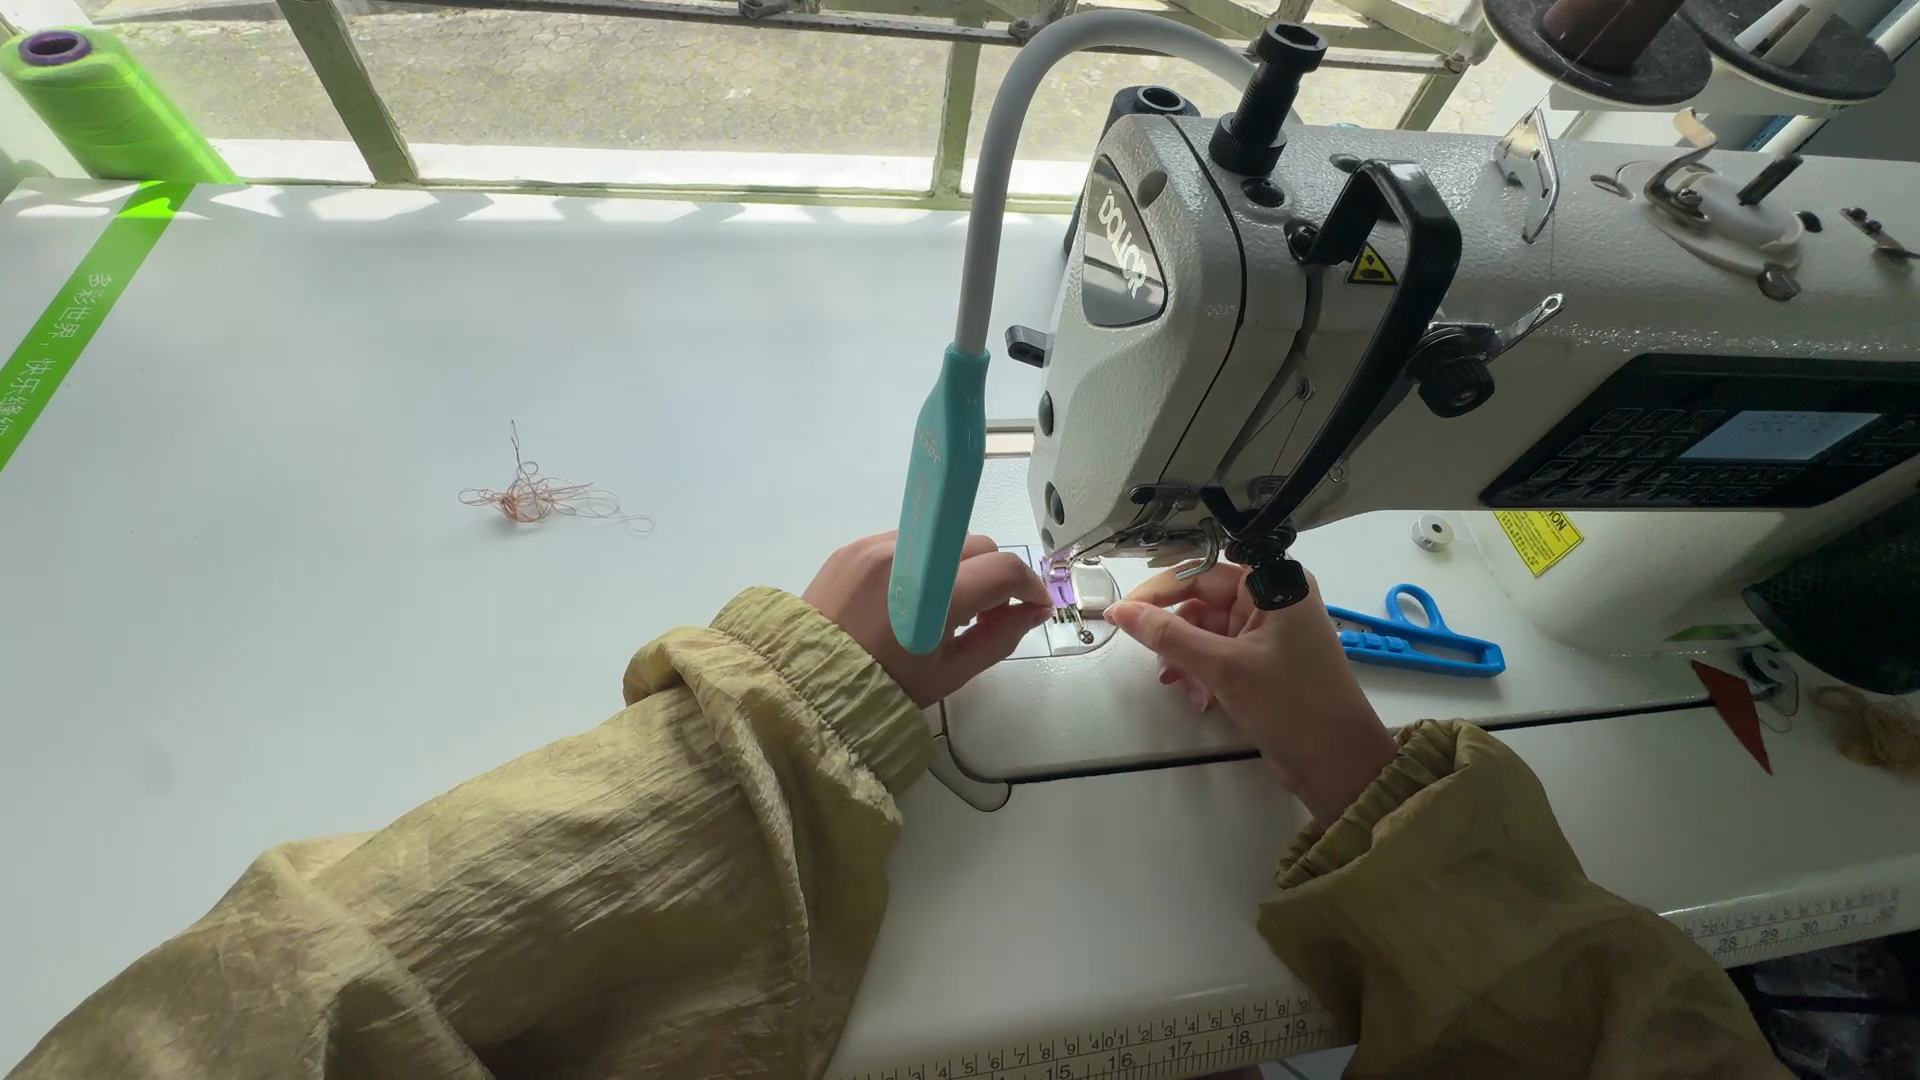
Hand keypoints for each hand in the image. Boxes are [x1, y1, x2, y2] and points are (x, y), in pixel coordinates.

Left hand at [804, 532, 1052, 707]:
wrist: (807, 683)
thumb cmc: (886, 687)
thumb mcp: (952, 673)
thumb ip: (1001, 636)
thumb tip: (1035, 610)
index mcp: (937, 593)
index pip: (1003, 567)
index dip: (1028, 584)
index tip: (1034, 604)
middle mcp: (909, 555)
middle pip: (977, 545)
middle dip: (993, 575)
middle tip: (986, 613)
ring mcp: (877, 546)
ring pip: (943, 539)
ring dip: (958, 566)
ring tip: (944, 606)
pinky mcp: (854, 546)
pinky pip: (907, 541)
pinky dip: (922, 562)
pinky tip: (910, 597)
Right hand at [1104, 563, 1398, 827]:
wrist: (1341, 768)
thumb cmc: (1291, 706)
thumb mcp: (1223, 667)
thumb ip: (1167, 635)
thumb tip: (1119, 611)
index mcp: (1273, 585)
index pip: (1201, 574)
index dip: (1158, 592)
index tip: (1120, 613)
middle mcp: (1271, 600)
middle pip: (1201, 602)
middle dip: (1174, 633)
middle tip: (1153, 660)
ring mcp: (1267, 633)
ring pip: (1204, 631)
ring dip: (1185, 658)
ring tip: (1179, 686)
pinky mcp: (1262, 662)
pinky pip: (1216, 654)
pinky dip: (1200, 672)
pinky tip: (1197, 697)